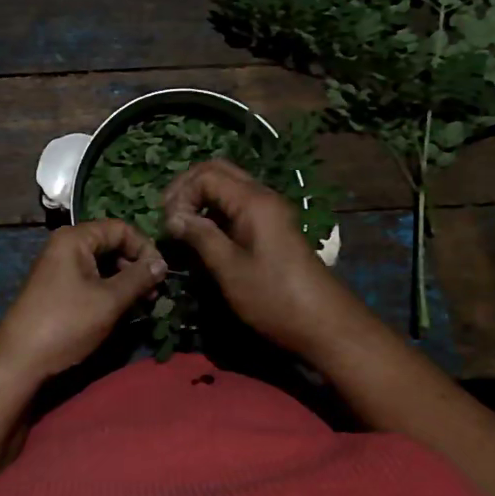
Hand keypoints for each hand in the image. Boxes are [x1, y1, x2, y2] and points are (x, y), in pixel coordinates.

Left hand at [0, 220, 166, 381]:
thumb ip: (138, 279)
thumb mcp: (109, 300)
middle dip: (136, 265)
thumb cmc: (66, 323)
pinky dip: (109, 288)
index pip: (120, 228)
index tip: (162, 274)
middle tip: (154, 293)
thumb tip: (162, 264)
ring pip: (102, 263)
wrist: (20, 357)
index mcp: (75, 238)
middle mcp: (66, 245)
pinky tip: (123, 307)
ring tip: (143, 303)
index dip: (145, 247)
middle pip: (111, 243)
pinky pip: (91, 277)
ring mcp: (60, 266)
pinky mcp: (58, 286)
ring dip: (125, 279)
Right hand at [161, 159, 365, 358]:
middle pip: (217, 171)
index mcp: (253, 201)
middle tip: (168, 213)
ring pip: (228, 185)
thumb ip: (200, 236)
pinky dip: (215, 209)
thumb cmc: (275, 298)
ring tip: (181, 223)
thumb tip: (172, 218)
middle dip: (188, 186)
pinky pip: (237, 203)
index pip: (206, 175)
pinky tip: (202, 232)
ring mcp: (270, 210)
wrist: (326, 324)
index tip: (169, 224)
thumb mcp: (230, 269)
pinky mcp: (272, 226)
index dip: (181, 194)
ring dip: (200, 196)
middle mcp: (263, 196)